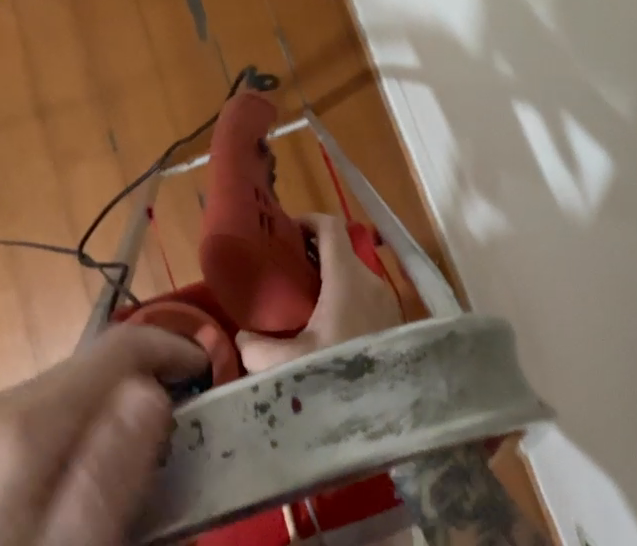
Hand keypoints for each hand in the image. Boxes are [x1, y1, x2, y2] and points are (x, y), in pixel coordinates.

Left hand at [0, 324, 208, 545]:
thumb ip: (112, 471)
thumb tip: (150, 390)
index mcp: (20, 425)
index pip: (114, 348)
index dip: (169, 350)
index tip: (206, 375)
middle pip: (81, 373)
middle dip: (134, 392)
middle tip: (171, 443)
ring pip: (50, 398)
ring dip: (94, 419)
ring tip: (117, 473)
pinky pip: (17, 425)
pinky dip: (53, 439)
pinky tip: (56, 488)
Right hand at [235, 212, 403, 372]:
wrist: (390, 416)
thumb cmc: (338, 376)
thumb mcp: (285, 364)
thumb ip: (255, 347)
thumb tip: (242, 336)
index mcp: (346, 277)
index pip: (330, 226)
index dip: (306, 220)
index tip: (283, 232)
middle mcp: (371, 279)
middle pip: (340, 248)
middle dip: (311, 251)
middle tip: (284, 268)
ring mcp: (386, 299)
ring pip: (353, 272)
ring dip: (328, 276)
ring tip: (301, 298)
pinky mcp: (395, 320)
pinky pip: (365, 293)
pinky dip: (344, 295)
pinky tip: (326, 323)